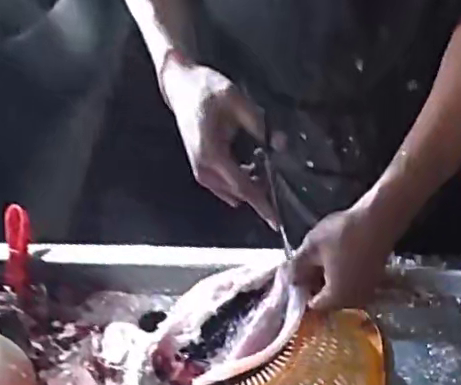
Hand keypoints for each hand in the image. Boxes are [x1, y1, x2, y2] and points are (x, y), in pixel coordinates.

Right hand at [157, 56, 273, 222]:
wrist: (180, 87)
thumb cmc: (206, 90)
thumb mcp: (235, 98)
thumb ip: (259, 122)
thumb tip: (280, 143)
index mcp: (212, 154)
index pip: (243, 187)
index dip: (262, 204)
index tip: (276, 222)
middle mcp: (205, 170)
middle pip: (240, 193)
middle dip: (260, 190)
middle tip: (275, 172)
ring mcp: (202, 175)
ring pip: (235, 193)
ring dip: (251, 185)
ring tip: (261, 164)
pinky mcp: (203, 175)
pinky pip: (228, 188)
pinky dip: (242, 183)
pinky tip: (250, 166)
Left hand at [291, 204, 398, 311]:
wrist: (379, 219)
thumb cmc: (343, 234)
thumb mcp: (312, 247)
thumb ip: (296, 267)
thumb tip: (286, 279)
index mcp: (335, 299)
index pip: (312, 306)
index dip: (303, 292)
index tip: (299, 274)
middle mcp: (352, 303)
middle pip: (328, 301)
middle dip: (316, 287)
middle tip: (310, 264)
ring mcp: (366, 294)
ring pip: (341, 293)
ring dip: (330, 282)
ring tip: (324, 259)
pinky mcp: (374, 283)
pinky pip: (353, 286)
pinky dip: (344, 278)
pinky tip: (340, 260)